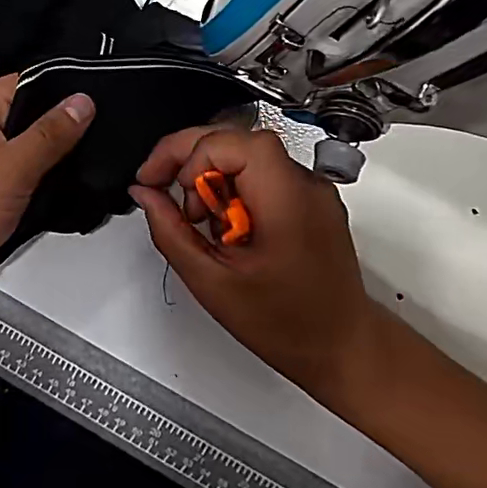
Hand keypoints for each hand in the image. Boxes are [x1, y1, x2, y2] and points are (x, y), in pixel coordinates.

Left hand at [0, 75, 93, 353]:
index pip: (26, 82)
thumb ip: (49, 134)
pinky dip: (37, 187)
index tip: (97, 104)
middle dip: (60, 131)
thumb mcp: (8, 170)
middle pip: (28, 118)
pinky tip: (60, 193)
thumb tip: (81, 102)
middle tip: (99, 140)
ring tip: (84, 167)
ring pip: (25, 152)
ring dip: (50, 163)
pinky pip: (17, 181)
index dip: (62, 91)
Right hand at [129, 127, 378, 395]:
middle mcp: (304, 185)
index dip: (188, 156)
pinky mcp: (308, 197)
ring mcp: (311, 188)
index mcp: (285, 202)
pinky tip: (228, 226)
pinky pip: (261, 172)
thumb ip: (170, 231)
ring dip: (211, 178)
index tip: (160, 180)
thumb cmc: (290, 325)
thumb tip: (146, 194)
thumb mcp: (211, 282)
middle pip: (235, 141)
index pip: (231, 143)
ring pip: (246, 154)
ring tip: (206, 223)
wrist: (341, 346)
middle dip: (191, 161)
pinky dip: (234, 189)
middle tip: (164, 189)